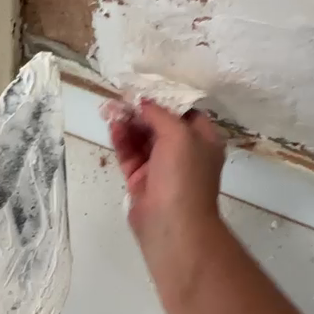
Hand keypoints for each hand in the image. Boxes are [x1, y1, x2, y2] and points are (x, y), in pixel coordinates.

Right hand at [108, 101, 225, 256]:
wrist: (172, 224)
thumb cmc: (184, 176)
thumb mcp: (179, 134)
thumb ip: (160, 114)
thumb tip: (144, 102)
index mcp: (203, 141)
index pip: (185, 113)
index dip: (165, 100)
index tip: (145, 89)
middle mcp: (184, 153)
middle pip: (159, 125)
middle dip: (141, 112)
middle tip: (120, 99)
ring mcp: (161, 168)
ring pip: (142, 139)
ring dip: (128, 125)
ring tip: (110, 111)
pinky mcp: (141, 181)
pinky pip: (130, 155)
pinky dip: (122, 141)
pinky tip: (113, 128)